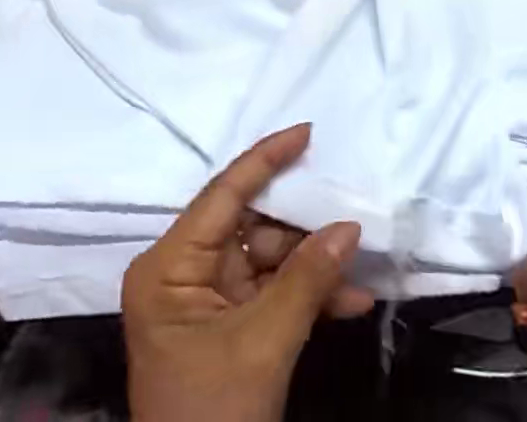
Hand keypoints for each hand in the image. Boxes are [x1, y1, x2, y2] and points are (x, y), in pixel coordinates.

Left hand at [122, 123, 374, 421]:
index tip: (306, 132)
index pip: (223, 194)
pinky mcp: (230, 321)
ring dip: (314, 266)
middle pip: (251, 225)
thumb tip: (348, 226)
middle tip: (346, 211)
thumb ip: (307, 279)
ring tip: (357, 267)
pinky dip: (309, 295)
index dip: (266, 159)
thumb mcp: (263, 343)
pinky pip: (274, 290)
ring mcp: (208, 297)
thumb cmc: (212, 412)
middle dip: (301, 226)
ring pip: (270, 258)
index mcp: (169, 266)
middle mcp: (184, 271)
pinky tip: (349, 302)